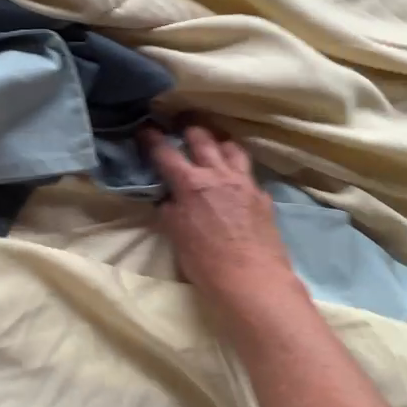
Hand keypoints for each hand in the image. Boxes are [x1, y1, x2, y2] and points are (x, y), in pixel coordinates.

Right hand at [145, 125, 298, 307]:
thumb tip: (168, 196)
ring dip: (218, 143)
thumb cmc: (204, 261)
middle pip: (202, 138)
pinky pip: (248, 172)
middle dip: (188, 129)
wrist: (252, 279)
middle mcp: (218, 175)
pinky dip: (236, 170)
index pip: (165, 152)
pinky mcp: (262, 196)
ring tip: (212, 145)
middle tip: (180, 127)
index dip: (151, 138)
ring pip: (231, 148)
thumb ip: (169, 207)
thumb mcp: (174, 232)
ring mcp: (244, 183)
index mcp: (190, 184)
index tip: (144, 129)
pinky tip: (233, 180)